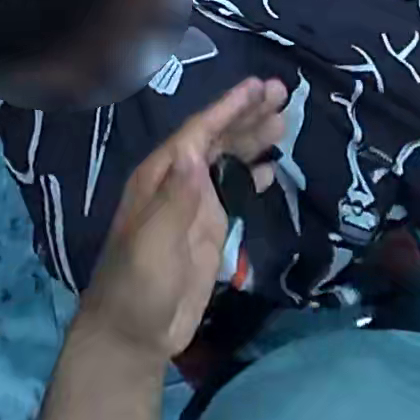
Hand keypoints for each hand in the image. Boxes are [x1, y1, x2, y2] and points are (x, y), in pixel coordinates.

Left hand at [75, 77, 285, 361]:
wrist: (135, 333)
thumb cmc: (138, 284)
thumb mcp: (152, 243)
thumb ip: (175, 199)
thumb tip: (194, 153)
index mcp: (162, 173)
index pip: (200, 130)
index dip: (228, 107)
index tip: (257, 86)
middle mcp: (180, 178)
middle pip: (218, 136)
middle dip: (247, 113)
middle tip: (281, 92)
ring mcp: (196, 201)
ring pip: (228, 158)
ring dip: (253, 137)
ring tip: (283, 118)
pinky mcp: (209, 224)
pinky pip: (234, 188)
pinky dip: (252, 174)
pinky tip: (271, 164)